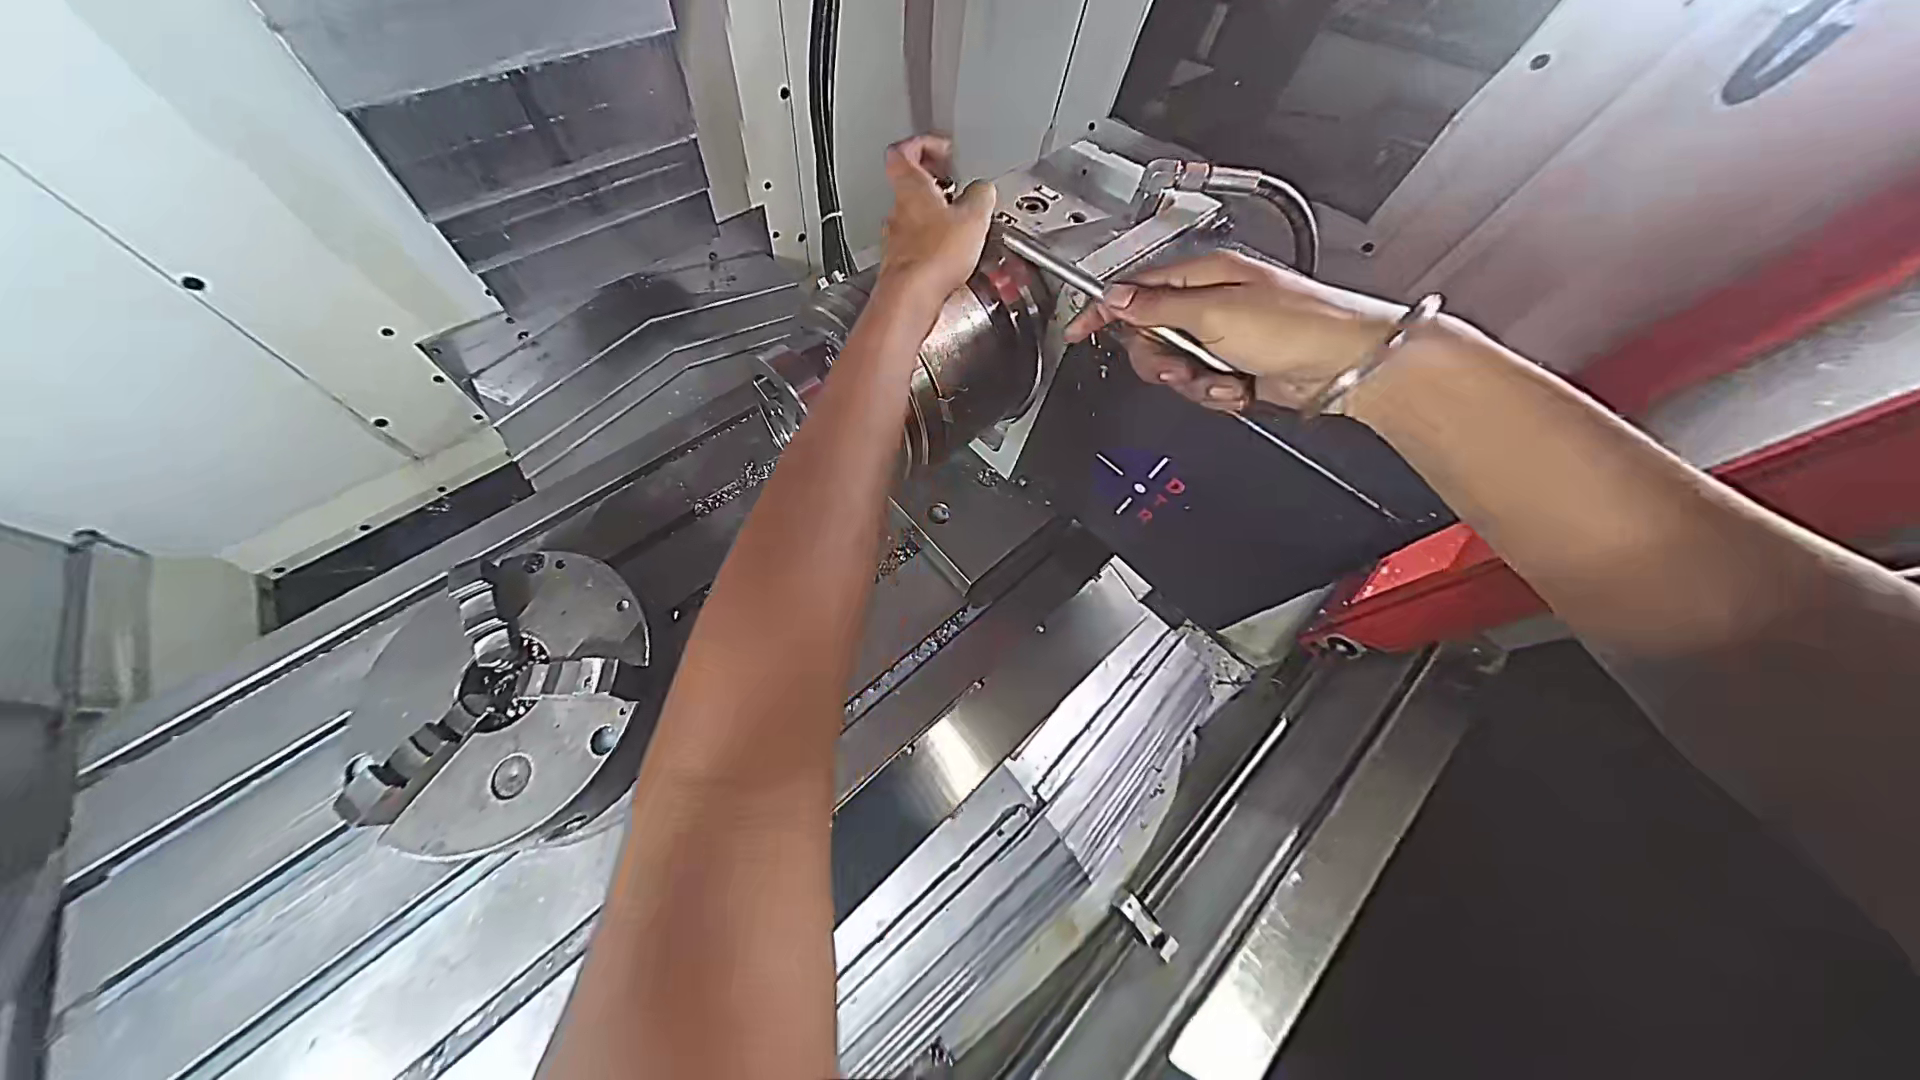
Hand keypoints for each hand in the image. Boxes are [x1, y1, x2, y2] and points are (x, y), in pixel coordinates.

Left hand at [878, 135, 995, 303]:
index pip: (904, 150)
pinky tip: (946, 254)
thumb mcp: (973, 217)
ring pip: (912, 216)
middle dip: (934, 184)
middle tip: (954, 188)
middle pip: (910, 185)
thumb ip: (981, 195)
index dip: (924, 144)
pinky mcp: (900, 264)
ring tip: (955, 224)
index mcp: (910, 187)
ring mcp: (895, 238)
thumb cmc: (933, 256)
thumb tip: (984, 189)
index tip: (943, 150)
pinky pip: (914, 246)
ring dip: (932, 216)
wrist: (912, 296)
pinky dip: (929, 244)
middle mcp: (897, 210)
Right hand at [1064, 250, 1406, 411]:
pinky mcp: (1228, 366)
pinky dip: (1213, 393)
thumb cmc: (1297, 325)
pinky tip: (1238, 387)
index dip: (1103, 310)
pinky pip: (1196, 385)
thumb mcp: (1215, 311)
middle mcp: (1207, 304)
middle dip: (1161, 360)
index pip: (1134, 290)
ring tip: (1222, 378)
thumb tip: (1116, 298)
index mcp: (1201, 276)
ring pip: (1170, 367)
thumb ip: (1158, 306)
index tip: (1079, 328)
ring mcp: (1217, 338)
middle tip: (1181, 365)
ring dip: (1192, 381)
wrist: (1341, 365)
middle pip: (1148, 336)